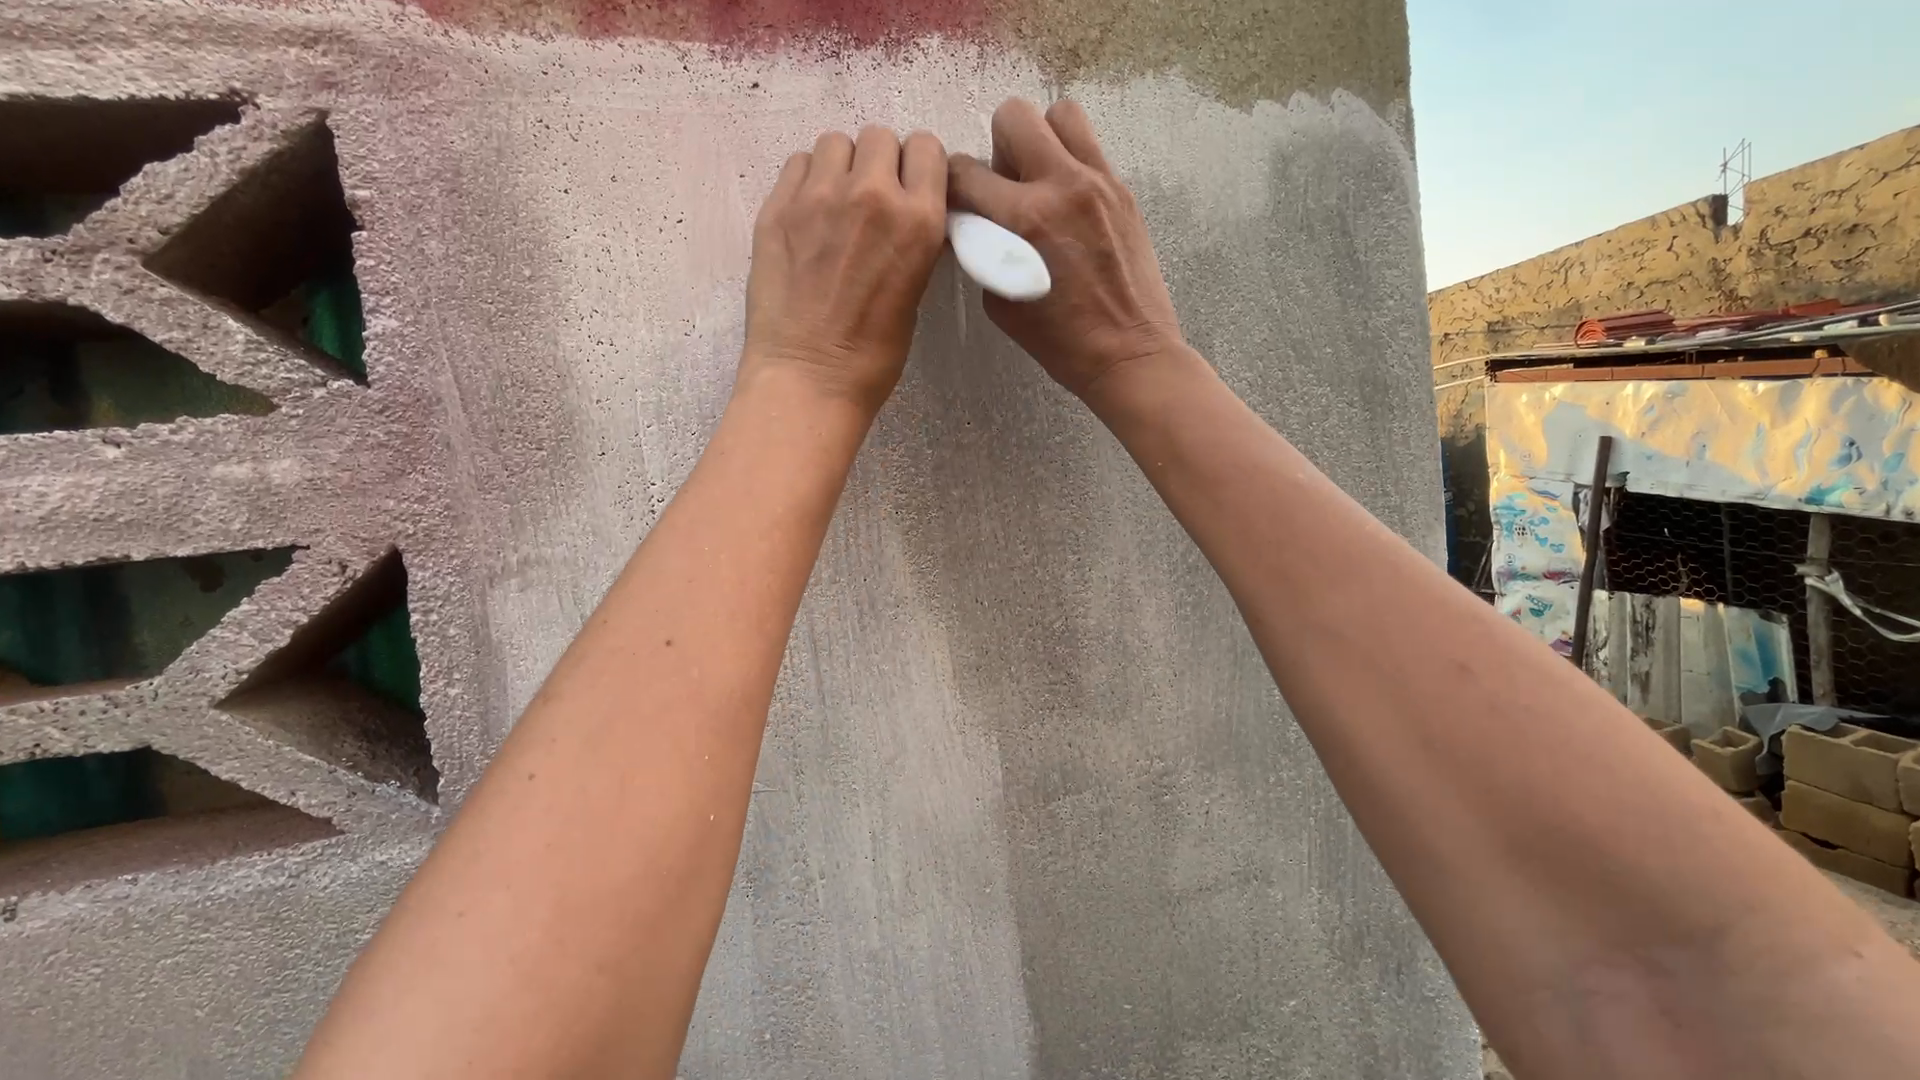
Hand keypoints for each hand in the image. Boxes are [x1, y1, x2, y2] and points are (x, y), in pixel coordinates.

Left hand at [743, 126, 948, 412]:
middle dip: (880, 164)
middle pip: (880, 137)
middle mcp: (871, 194)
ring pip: (836, 143)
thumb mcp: (916, 288)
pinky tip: (808, 217)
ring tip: (836, 206)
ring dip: (841, 167)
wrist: (810, 377)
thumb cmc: (873, 354)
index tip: (911, 188)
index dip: (919, 167)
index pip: (927, 148)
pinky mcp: (777, 207)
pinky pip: (798, 163)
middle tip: (871, 201)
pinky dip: (807, 181)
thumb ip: (913, 236)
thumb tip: (906, 210)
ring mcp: (818, 196)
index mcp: (918, 220)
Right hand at [947, 99, 1187, 400]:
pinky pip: (1089, 147)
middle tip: (1005, 186)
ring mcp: (1100, 182)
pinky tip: (1068, 202)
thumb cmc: (1061, 342)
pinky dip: (1070, 162)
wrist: (1129, 354)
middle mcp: (1063, 185)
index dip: (951, 186)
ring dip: (1041, 139)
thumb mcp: (1001, 302)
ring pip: (1060, 114)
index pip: (965, 172)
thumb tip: (974, 225)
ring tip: (1040, 181)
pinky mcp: (1122, 191)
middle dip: (997, 148)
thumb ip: (983, 251)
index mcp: (1025, 218)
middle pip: (1014, 115)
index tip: (958, 203)